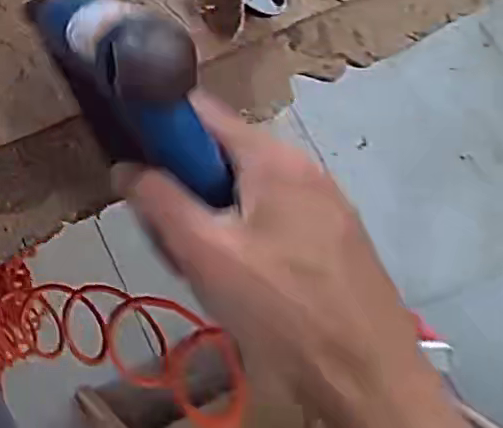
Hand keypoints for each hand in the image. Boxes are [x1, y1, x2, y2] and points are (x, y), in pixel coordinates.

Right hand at [115, 92, 462, 427]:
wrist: (380, 394)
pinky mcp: (339, 238)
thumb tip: (123, 168)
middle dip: (187, 183)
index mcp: (272, 157)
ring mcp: (326, 202)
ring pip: (246, 186)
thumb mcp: (206, 254)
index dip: (160, 124)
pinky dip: (247, 231)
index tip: (138, 158)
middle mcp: (302, 165)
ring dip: (213, 212)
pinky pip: (275, 213)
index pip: (200, 109)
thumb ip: (158, 201)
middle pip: (221, 151)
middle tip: (172, 230)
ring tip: (205, 263)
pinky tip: (244, 280)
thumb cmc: (285, 311)